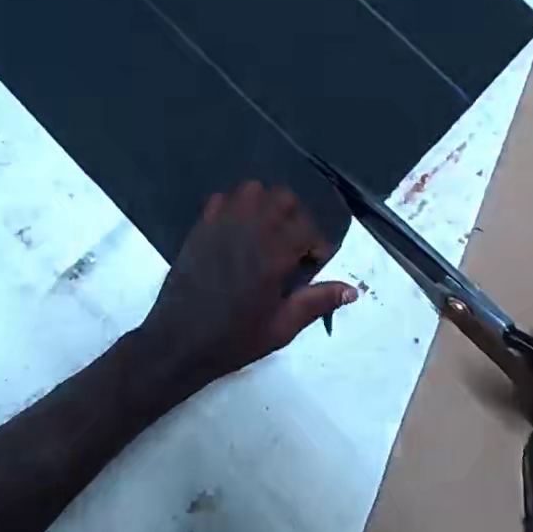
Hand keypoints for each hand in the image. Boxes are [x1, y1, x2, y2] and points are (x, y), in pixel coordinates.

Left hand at [137, 181, 355, 391]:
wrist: (180, 340)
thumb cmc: (234, 338)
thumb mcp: (282, 327)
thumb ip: (317, 302)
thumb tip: (352, 290)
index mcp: (274, 255)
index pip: (308, 228)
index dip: (317, 245)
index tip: (312, 263)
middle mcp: (251, 230)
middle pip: (283, 197)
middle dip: (294, 216)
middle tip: (291, 244)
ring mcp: (222, 224)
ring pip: (252, 190)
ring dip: (264, 205)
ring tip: (265, 231)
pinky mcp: (201, 227)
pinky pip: (222, 199)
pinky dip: (233, 206)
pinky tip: (235, 230)